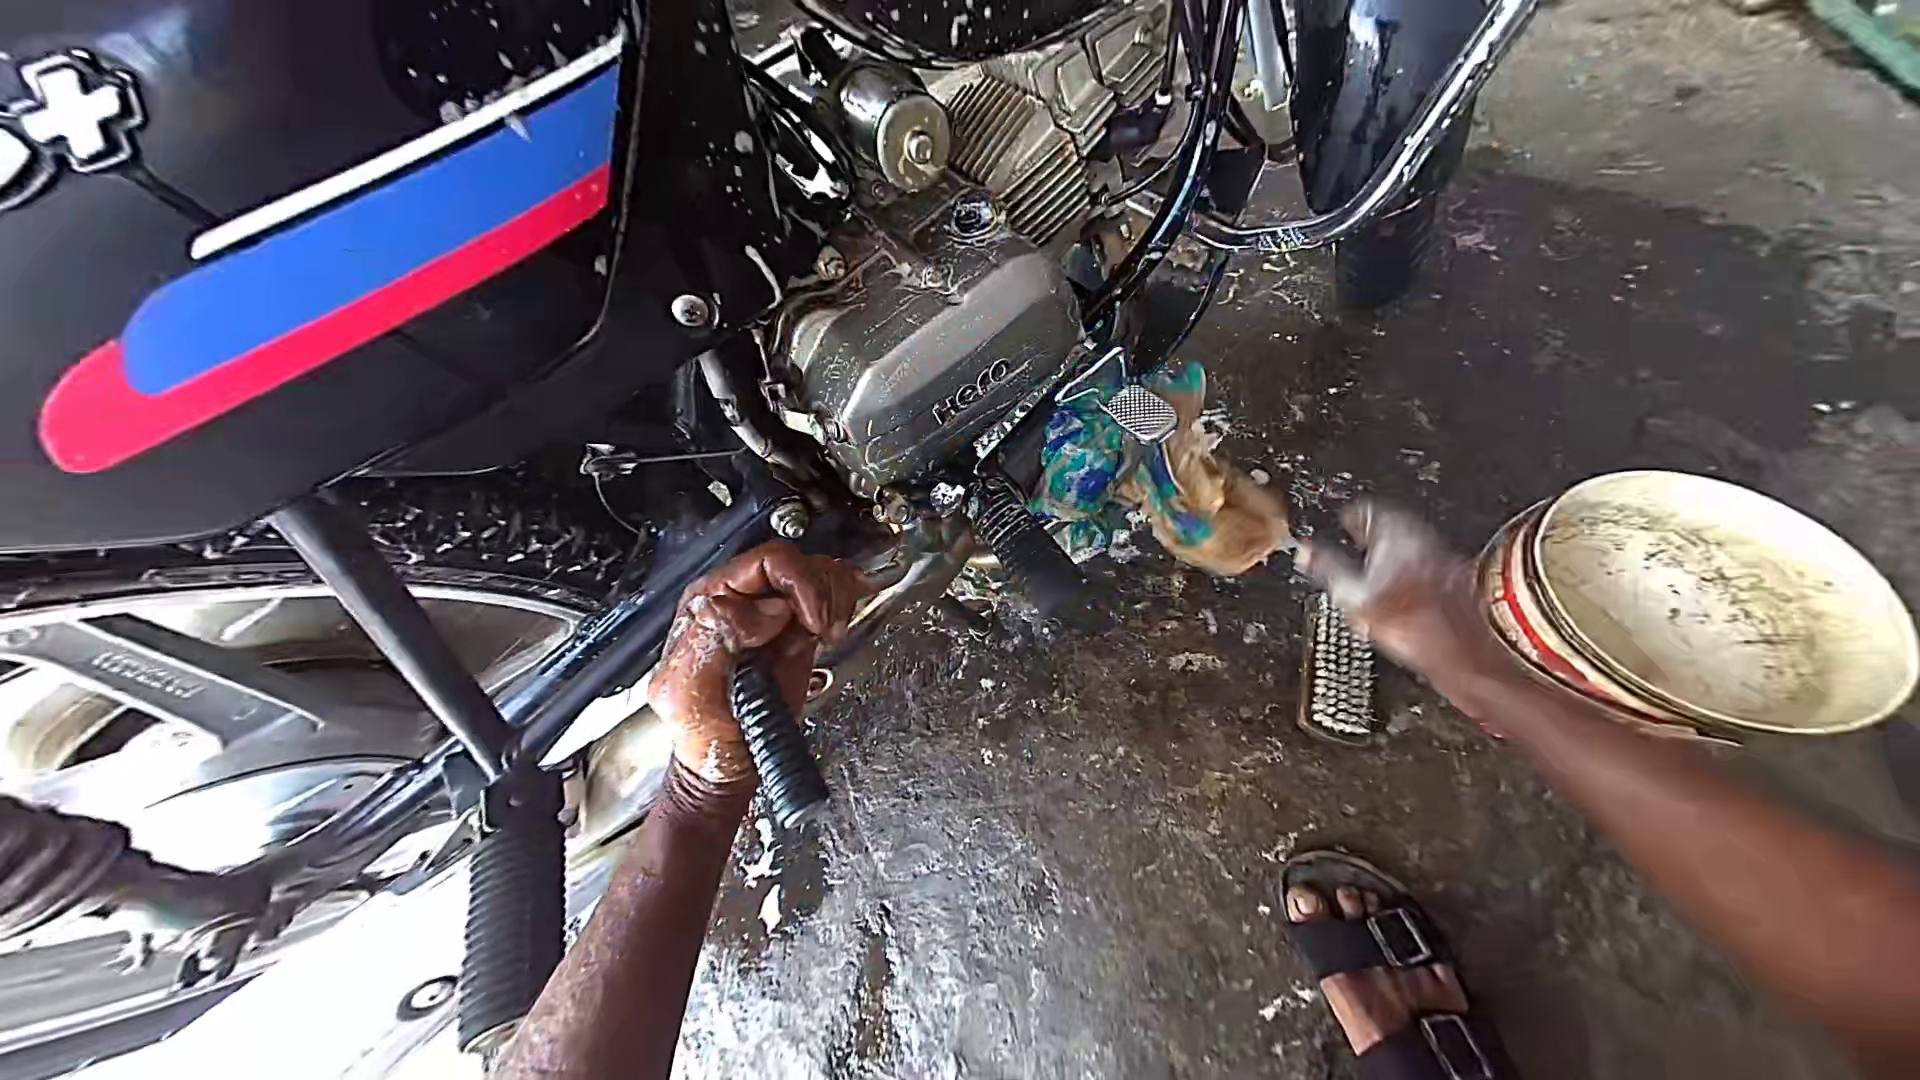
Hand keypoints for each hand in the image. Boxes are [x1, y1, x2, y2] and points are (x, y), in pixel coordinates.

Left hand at [649, 542, 869, 786]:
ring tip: (828, 633)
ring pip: (822, 571)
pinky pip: (833, 592)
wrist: (729, 756)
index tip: (811, 623)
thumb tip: (764, 611)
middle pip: (800, 562)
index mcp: (712, 600)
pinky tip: (835, 629)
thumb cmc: (702, 728)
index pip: (768, 562)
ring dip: (837, 599)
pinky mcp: (800, 626)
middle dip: (823, 594)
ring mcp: (776, 610)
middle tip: (824, 630)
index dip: (799, 585)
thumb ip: (715, 639)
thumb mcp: (686, 688)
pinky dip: (846, 603)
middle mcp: (745, 598)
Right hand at [1295, 501, 1517, 699]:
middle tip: (1356, 540)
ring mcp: (1445, 566)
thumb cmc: (1415, 620)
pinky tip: (1400, 596)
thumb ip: (1327, 567)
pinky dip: (1408, 577)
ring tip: (1374, 570)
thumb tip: (1304, 551)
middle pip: (1394, 529)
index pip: (1369, 512)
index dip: (1352, 515)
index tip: (1345, 517)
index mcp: (1399, 535)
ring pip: (1410, 551)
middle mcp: (1426, 544)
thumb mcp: (1353, 593)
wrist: (1473, 654)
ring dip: (1391, 557)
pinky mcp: (1460, 589)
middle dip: (1372, 536)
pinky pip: (1425, 573)